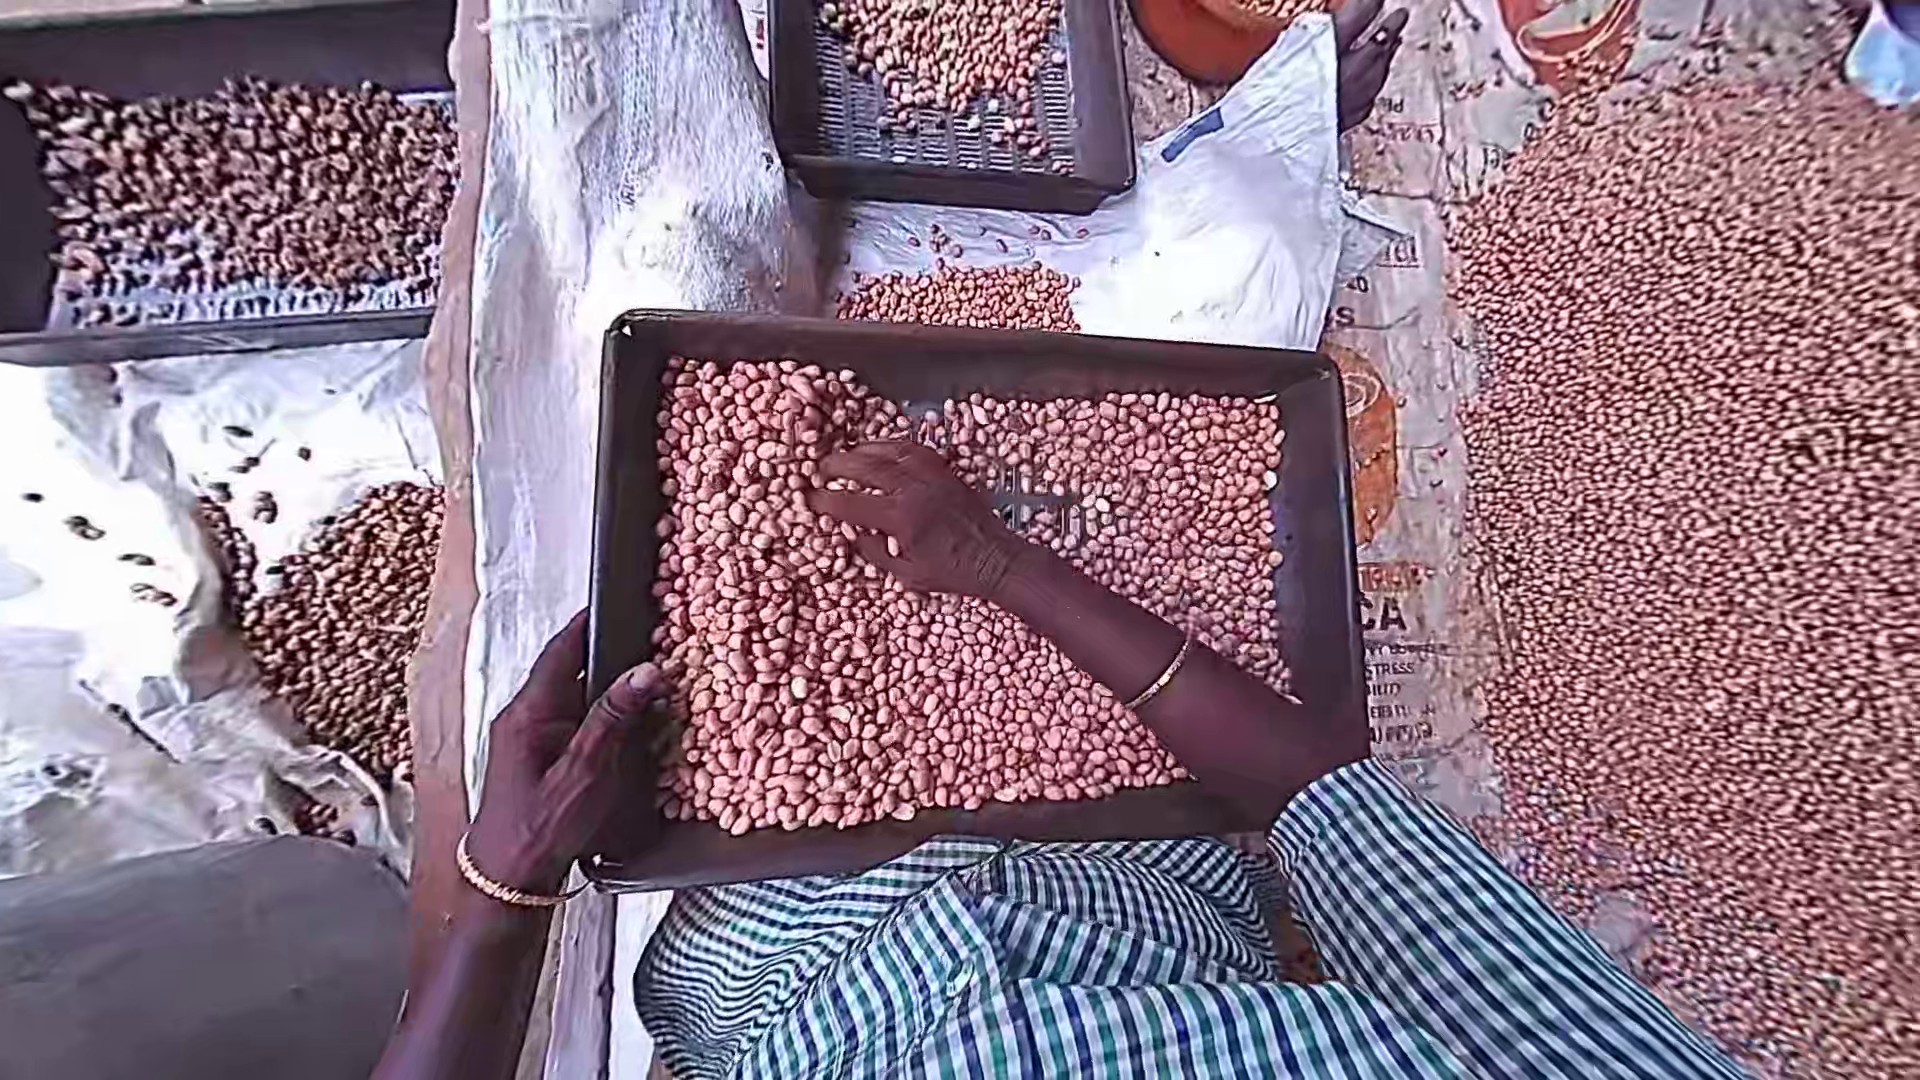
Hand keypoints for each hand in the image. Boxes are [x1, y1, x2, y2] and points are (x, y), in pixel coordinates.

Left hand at [465, 611, 665, 894]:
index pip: (562, 650)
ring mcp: (532, 732)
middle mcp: (526, 715)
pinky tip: (630, 704)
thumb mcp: (584, 771)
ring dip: (607, 673)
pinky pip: (576, 709)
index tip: (620, 597)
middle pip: (570, 664)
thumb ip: (614, 717)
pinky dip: (603, 699)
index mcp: (529, 712)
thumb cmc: (542, 826)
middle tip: (649, 627)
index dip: (589, 621)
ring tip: (648, 658)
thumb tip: (648, 669)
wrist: (507, 881)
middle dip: (607, 643)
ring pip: (574, 687)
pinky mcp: (542, 748)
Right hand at [805, 440, 1025, 599]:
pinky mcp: (946, 472)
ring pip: (889, 450)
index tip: (810, 498)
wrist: (997, 560)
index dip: (826, 500)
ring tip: (846, 456)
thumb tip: (851, 532)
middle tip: (820, 469)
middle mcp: (914, 490)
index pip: (851, 503)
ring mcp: (932, 476)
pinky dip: (893, 445)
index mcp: (901, 519)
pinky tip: (883, 450)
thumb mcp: (908, 575)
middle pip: (865, 466)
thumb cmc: (955, 573)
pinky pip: (914, 448)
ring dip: (862, 450)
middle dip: (837, 466)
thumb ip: (875, 551)